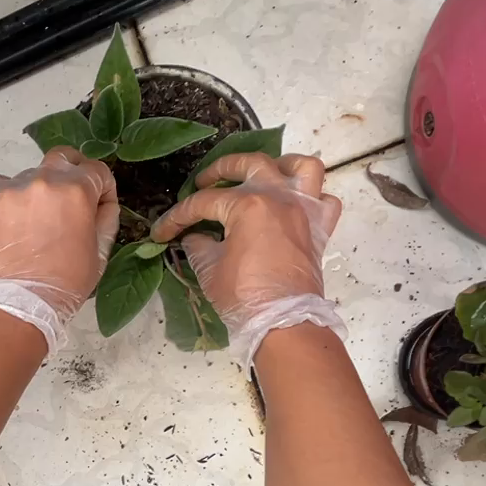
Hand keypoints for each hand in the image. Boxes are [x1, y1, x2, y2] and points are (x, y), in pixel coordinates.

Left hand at [0, 147, 118, 351]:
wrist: (18, 306)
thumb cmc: (64, 286)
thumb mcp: (99, 255)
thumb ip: (106, 220)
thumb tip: (104, 202)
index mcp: (77, 191)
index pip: (97, 170)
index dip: (102, 188)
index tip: (98, 204)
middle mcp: (44, 181)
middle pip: (62, 159)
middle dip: (72, 173)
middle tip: (67, 199)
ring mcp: (12, 189)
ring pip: (30, 177)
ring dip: (37, 193)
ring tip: (33, 224)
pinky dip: (7, 197)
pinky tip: (10, 220)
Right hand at [149, 152, 344, 367]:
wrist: (283, 321)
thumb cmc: (243, 295)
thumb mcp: (209, 269)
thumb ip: (198, 245)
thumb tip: (193, 236)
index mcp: (248, 204)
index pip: (203, 203)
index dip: (177, 217)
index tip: (161, 232)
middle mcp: (280, 196)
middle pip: (250, 165)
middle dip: (221, 169)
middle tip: (203, 182)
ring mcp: (304, 209)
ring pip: (301, 166)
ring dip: (280, 164)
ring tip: (264, 173)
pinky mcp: (320, 228)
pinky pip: (324, 199)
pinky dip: (311, 196)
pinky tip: (293, 204)